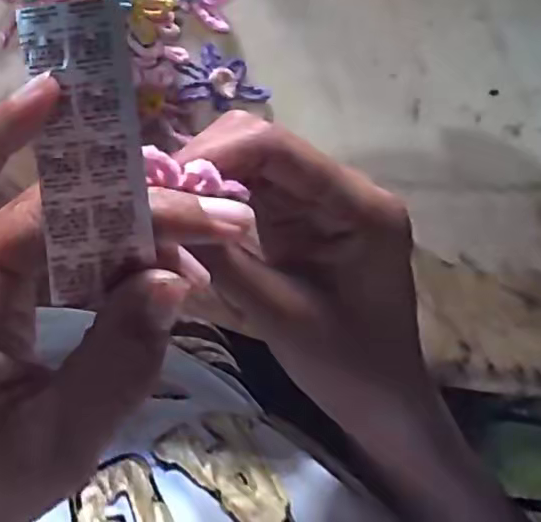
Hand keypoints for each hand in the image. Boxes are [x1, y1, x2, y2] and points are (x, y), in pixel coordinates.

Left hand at [0, 73, 195, 521]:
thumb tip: (171, 278)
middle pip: (49, 202)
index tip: (49, 93)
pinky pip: (84, 230)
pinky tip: (181, 256)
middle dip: (134, 199)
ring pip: (75, 208)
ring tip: (218, 234)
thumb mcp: (55, 446)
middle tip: (220, 217)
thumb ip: (113, 368)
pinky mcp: (26, 260)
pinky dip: (135, 237)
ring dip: (145, 215)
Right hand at [176, 111, 428, 408]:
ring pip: (245, 150)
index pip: (276, 147)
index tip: (165, 180)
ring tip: (166, 199)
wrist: (382, 402)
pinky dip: (210, 188)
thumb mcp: (278, 315)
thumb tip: (158, 213)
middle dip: (202, 157)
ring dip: (201, 170)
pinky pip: (244, 176)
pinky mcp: (296, 204)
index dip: (215, 153)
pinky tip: (186, 207)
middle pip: (257, 138)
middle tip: (158, 192)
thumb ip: (220, 257)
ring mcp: (316, 191)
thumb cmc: (345, 367)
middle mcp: (339, 183)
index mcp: (357, 204)